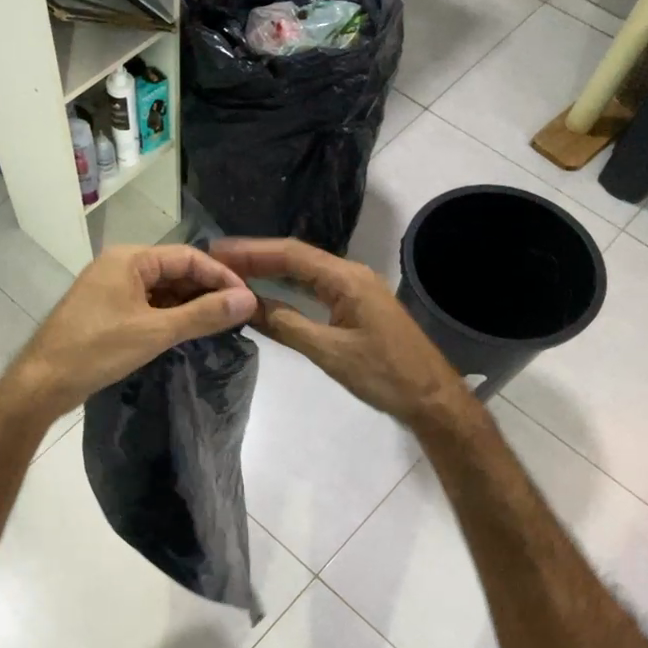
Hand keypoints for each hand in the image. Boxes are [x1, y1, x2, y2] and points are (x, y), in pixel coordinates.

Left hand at [4, 244, 257, 419]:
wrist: (43, 382)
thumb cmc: (97, 350)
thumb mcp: (156, 332)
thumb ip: (203, 315)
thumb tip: (248, 300)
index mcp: (129, 259)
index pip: (187, 257)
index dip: (220, 276)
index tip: (247, 299)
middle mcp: (119, 266)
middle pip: (174, 271)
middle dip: (207, 291)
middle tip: (238, 315)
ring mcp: (110, 290)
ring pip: (161, 291)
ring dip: (190, 306)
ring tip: (220, 326)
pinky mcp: (106, 313)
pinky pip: (147, 307)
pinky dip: (170, 317)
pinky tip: (188, 334)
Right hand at [209, 237, 468, 429]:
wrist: (431, 397)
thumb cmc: (383, 375)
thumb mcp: (329, 352)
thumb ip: (286, 325)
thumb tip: (245, 306)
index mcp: (347, 279)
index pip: (291, 254)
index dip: (252, 251)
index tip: (217, 251)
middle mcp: (352, 275)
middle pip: (297, 258)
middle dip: (257, 258)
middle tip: (216, 261)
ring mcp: (357, 291)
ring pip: (306, 273)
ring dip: (272, 272)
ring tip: (233, 273)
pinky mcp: (358, 308)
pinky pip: (316, 289)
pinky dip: (289, 290)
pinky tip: (269, 295)